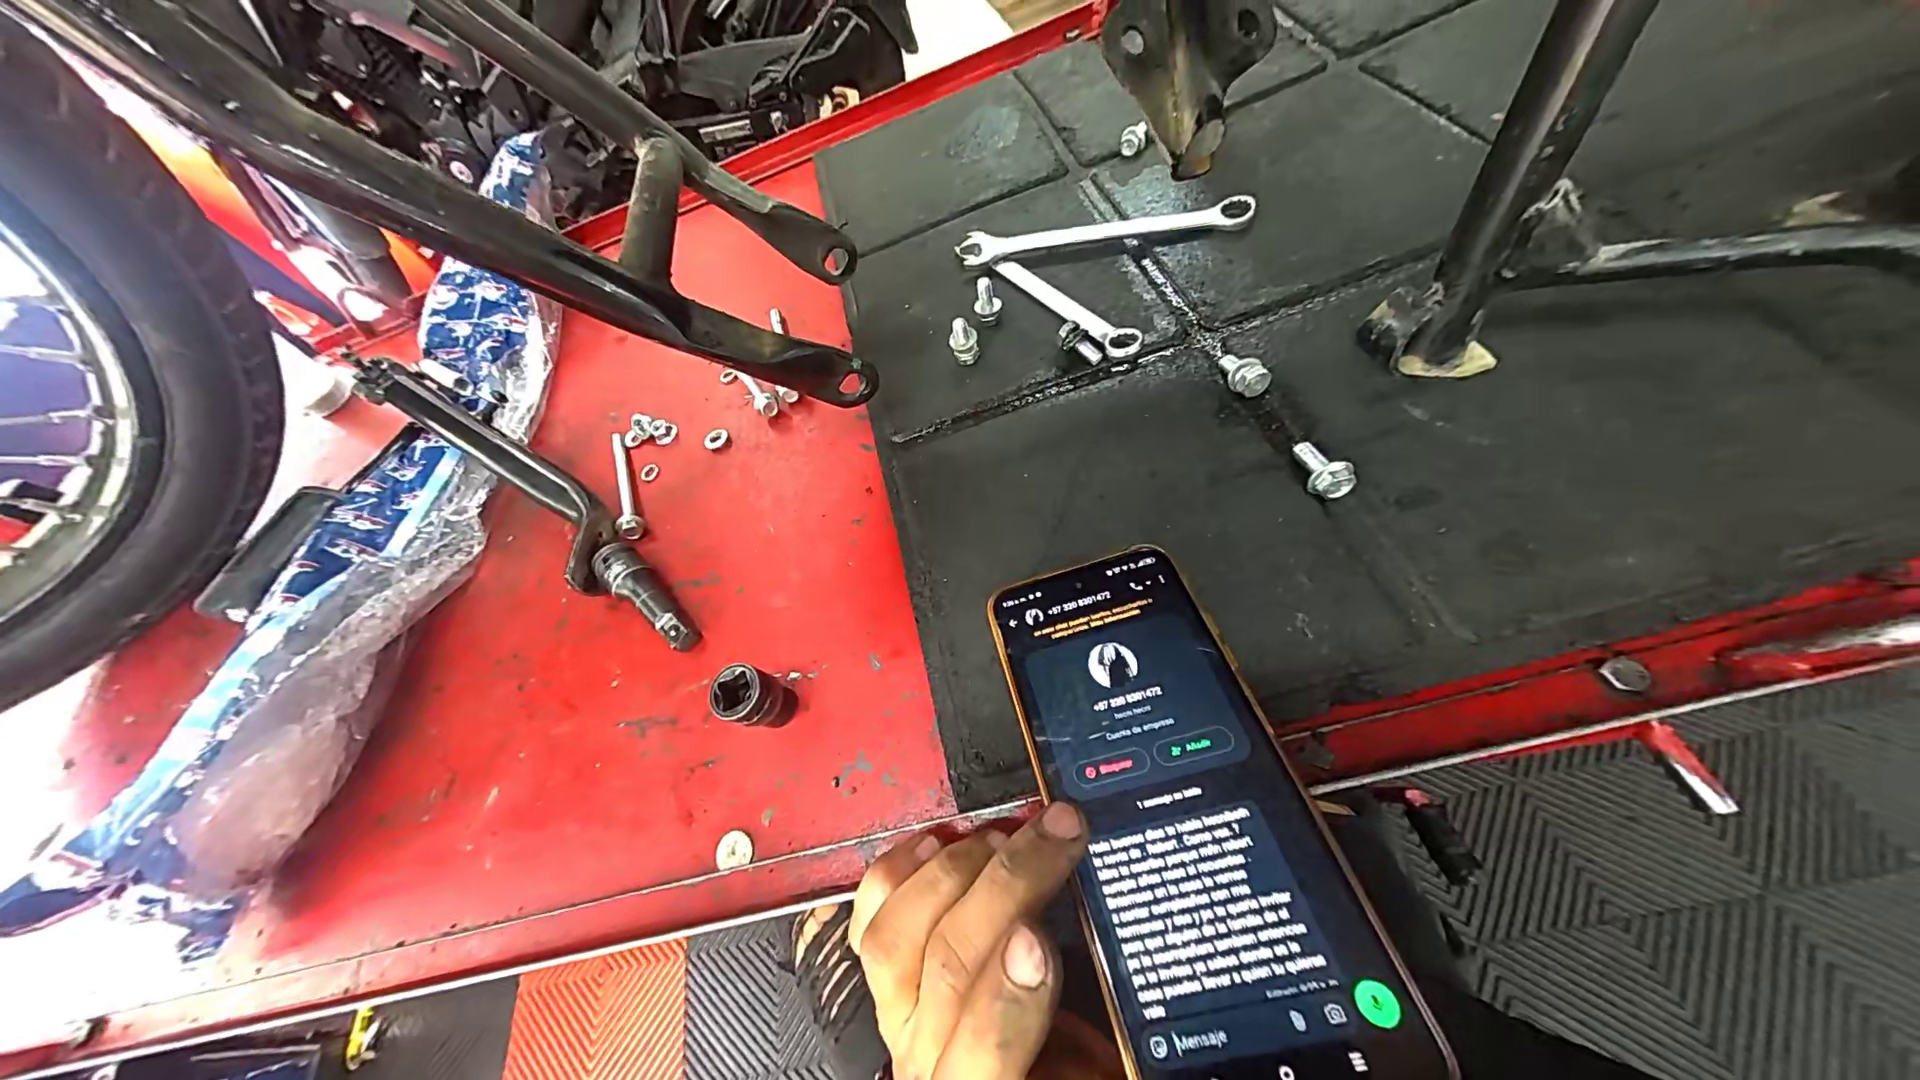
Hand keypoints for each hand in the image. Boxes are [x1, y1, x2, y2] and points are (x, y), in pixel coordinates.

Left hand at [849, 801, 1107, 1079]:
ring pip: (899, 934)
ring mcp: (898, 1008)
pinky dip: (899, 869)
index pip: (984, 1054)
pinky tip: (934, 840)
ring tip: (1000, 837)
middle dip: (1007, 885)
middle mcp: (930, 1054)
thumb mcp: (1100, 1063)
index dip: (1006, 996)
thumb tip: (1127, 964)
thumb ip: (1102, 1036)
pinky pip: (871, 915)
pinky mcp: (885, 971)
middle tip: (1054, 834)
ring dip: (956, 869)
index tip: (1036, 939)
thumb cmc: (1064, 1067)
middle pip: (948, 966)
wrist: (1021, 1077)